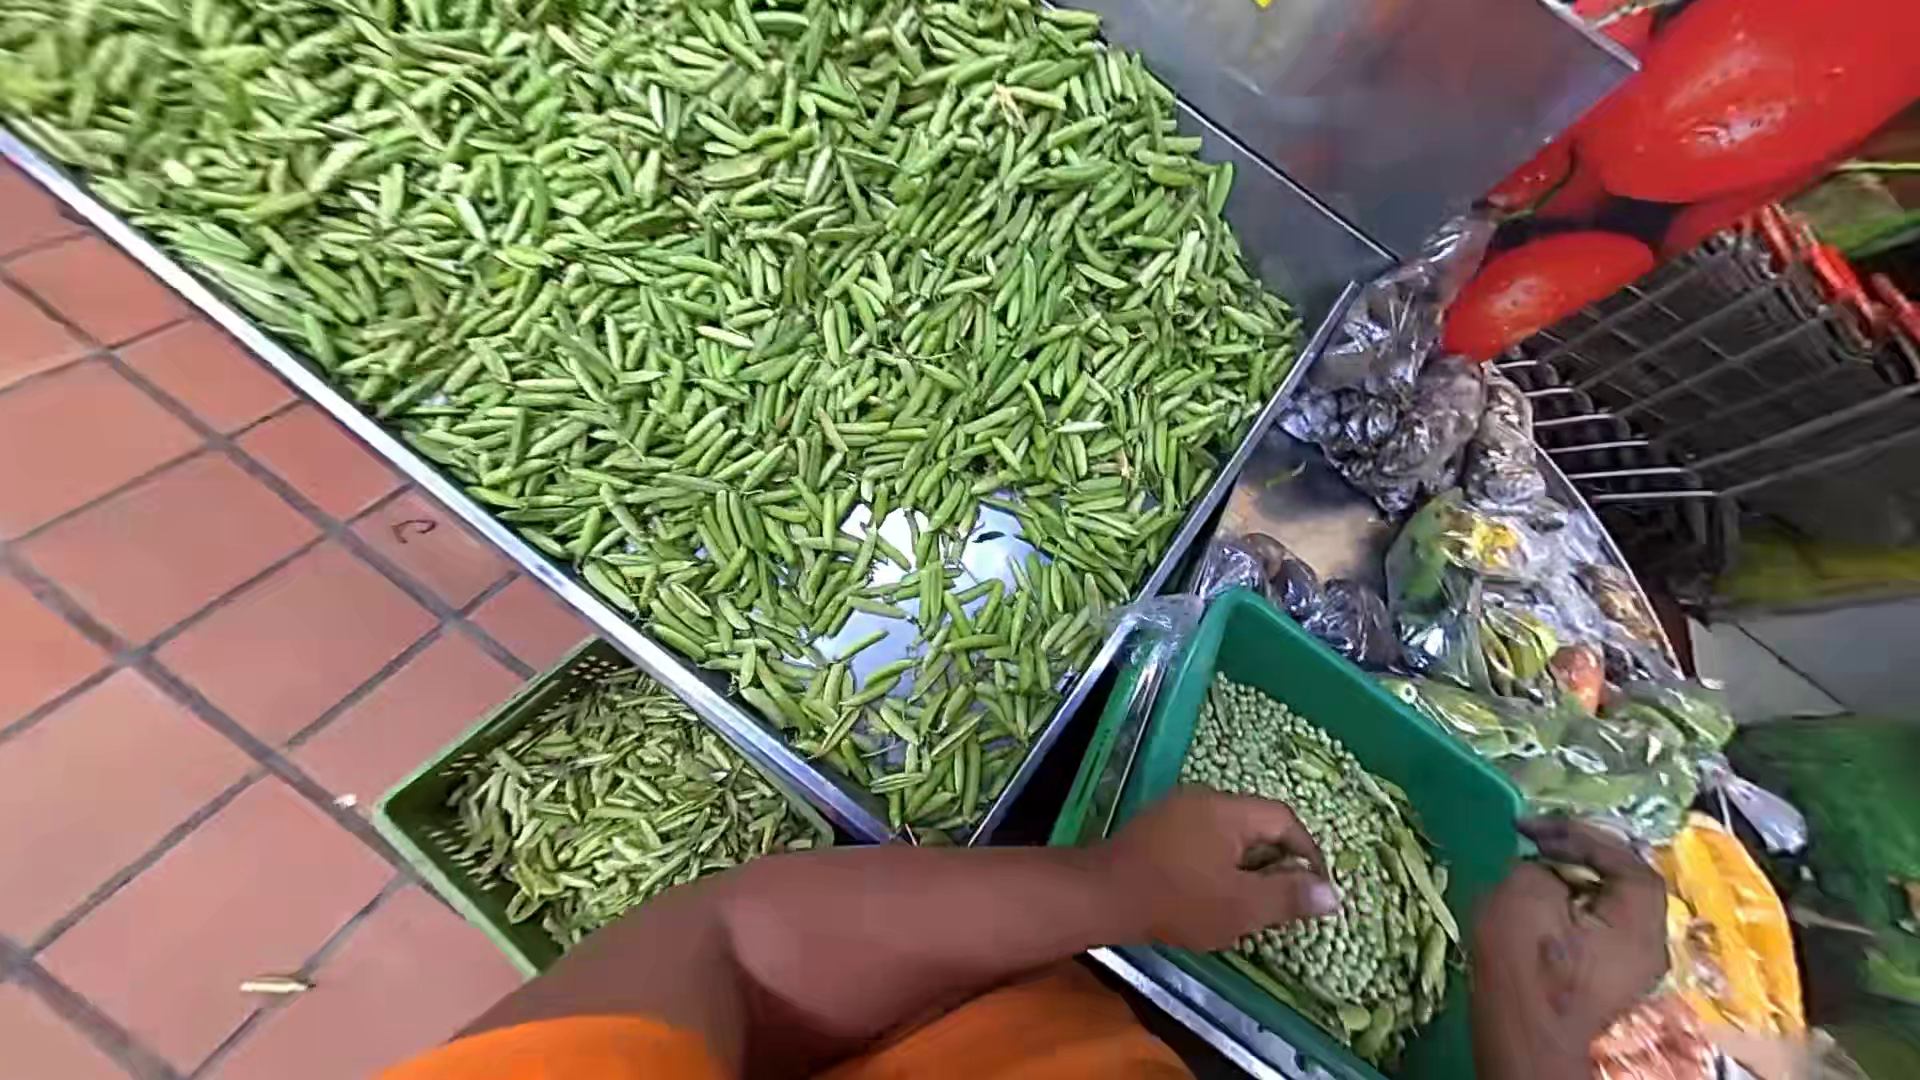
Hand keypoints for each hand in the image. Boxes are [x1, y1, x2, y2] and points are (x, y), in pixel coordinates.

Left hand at [1095, 786, 1339, 950]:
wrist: (1108, 890)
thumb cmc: (1180, 898)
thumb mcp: (1243, 905)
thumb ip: (1289, 895)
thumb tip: (1330, 891)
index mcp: (1227, 808)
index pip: (1283, 817)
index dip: (1308, 851)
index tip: (1317, 888)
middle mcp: (1203, 797)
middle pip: (1255, 819)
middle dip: (1277, 857)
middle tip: (1286, 898)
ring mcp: (1177, 807)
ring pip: (1228, 828)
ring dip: (1248, 859)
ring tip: (1253, 898)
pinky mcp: (1159, 822)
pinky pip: (1203, 833)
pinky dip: (1220, 857)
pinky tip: (1214, 887)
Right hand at [1475, 818, 1667, 1049]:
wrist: (1520, 1024)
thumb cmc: (1523, 958)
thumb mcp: (1524, 895)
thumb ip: (1542, 869)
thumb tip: (1546, 868)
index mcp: (1638, 930)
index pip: (1632, 868)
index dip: (1586, 837)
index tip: (1536, 830)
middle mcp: (1647, 947)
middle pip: (1625, 883)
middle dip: (1579, 852)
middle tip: (1532, 838)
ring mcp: (1627, 963)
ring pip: (1609, 901)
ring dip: (1570, 873)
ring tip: (1528, 860)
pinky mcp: (1602, 970)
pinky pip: (1595, 919)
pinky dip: (1567, 895)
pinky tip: (1534, 893)